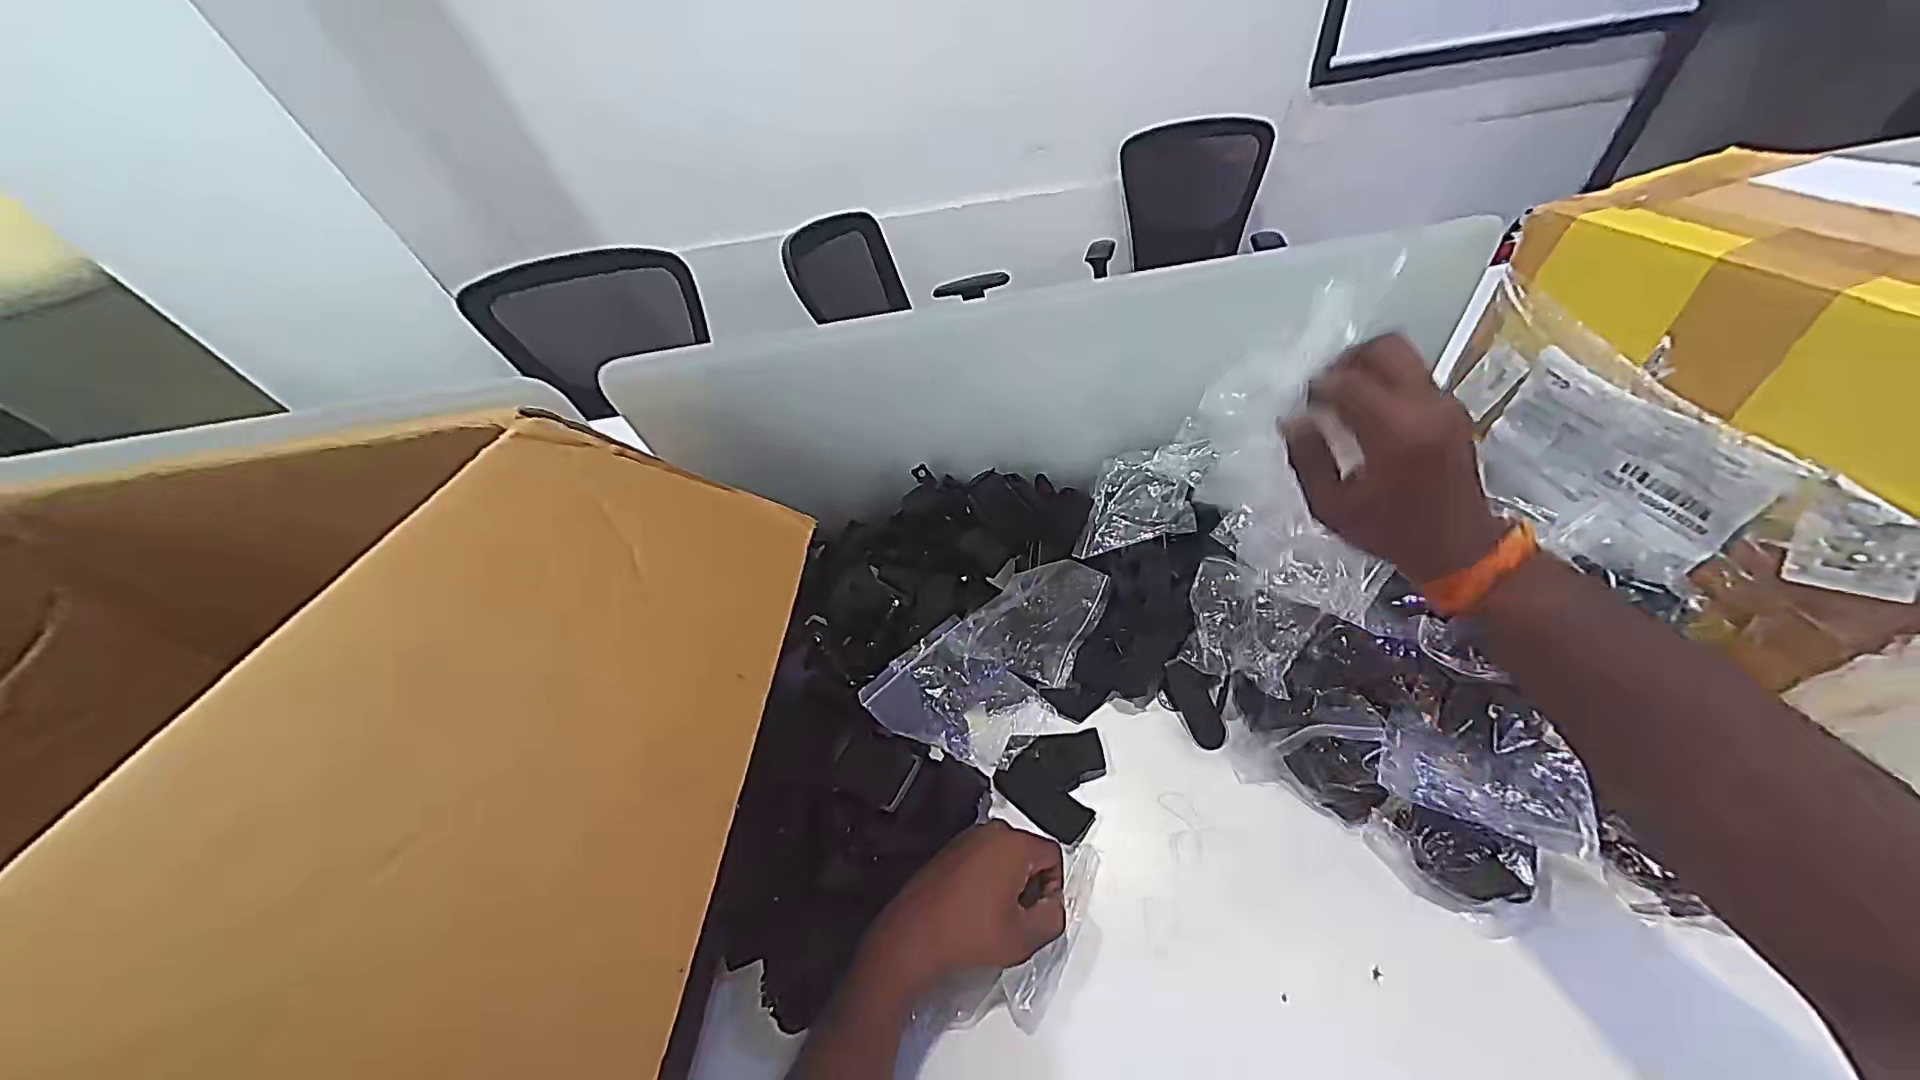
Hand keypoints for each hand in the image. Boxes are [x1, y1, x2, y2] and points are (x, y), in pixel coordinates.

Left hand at [857, 821, 1065, 995]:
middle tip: (1020, 916)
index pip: (1054, 856)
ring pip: (1006, 856)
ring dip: (1009, 883)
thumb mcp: (1025, 937)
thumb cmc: (964, 933)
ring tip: (996, 917)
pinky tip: (977, 910)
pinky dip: (987, 880)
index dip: (1054, 887)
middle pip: (1030, 853)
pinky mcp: (952, 850)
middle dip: (1031, 884)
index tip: (1042, 910)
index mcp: (1013, 844)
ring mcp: (968, 839)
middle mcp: (990, 832)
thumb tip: (1054, 907)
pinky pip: (983, 858)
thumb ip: (1054, 917)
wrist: (914, 936)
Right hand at [1283, 334, 1506, 585]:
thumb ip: (1307, 459)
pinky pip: (1414, 376)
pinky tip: (1366, 412)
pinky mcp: (1453, 410)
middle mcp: (1426, 407)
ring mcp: (1445, 405)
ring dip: (1366, 369)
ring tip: (1342, 399)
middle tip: (1323, 387)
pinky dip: (1385, 383)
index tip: (1302, 404)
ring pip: (1403, 357)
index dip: (1317, 387)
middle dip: (1346, 361)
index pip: (1347, 382)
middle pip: (1385, 349)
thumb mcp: (1330, 506)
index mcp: (1395, 432)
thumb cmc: (1390, 531)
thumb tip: (1293, 422)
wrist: (1458, 546)